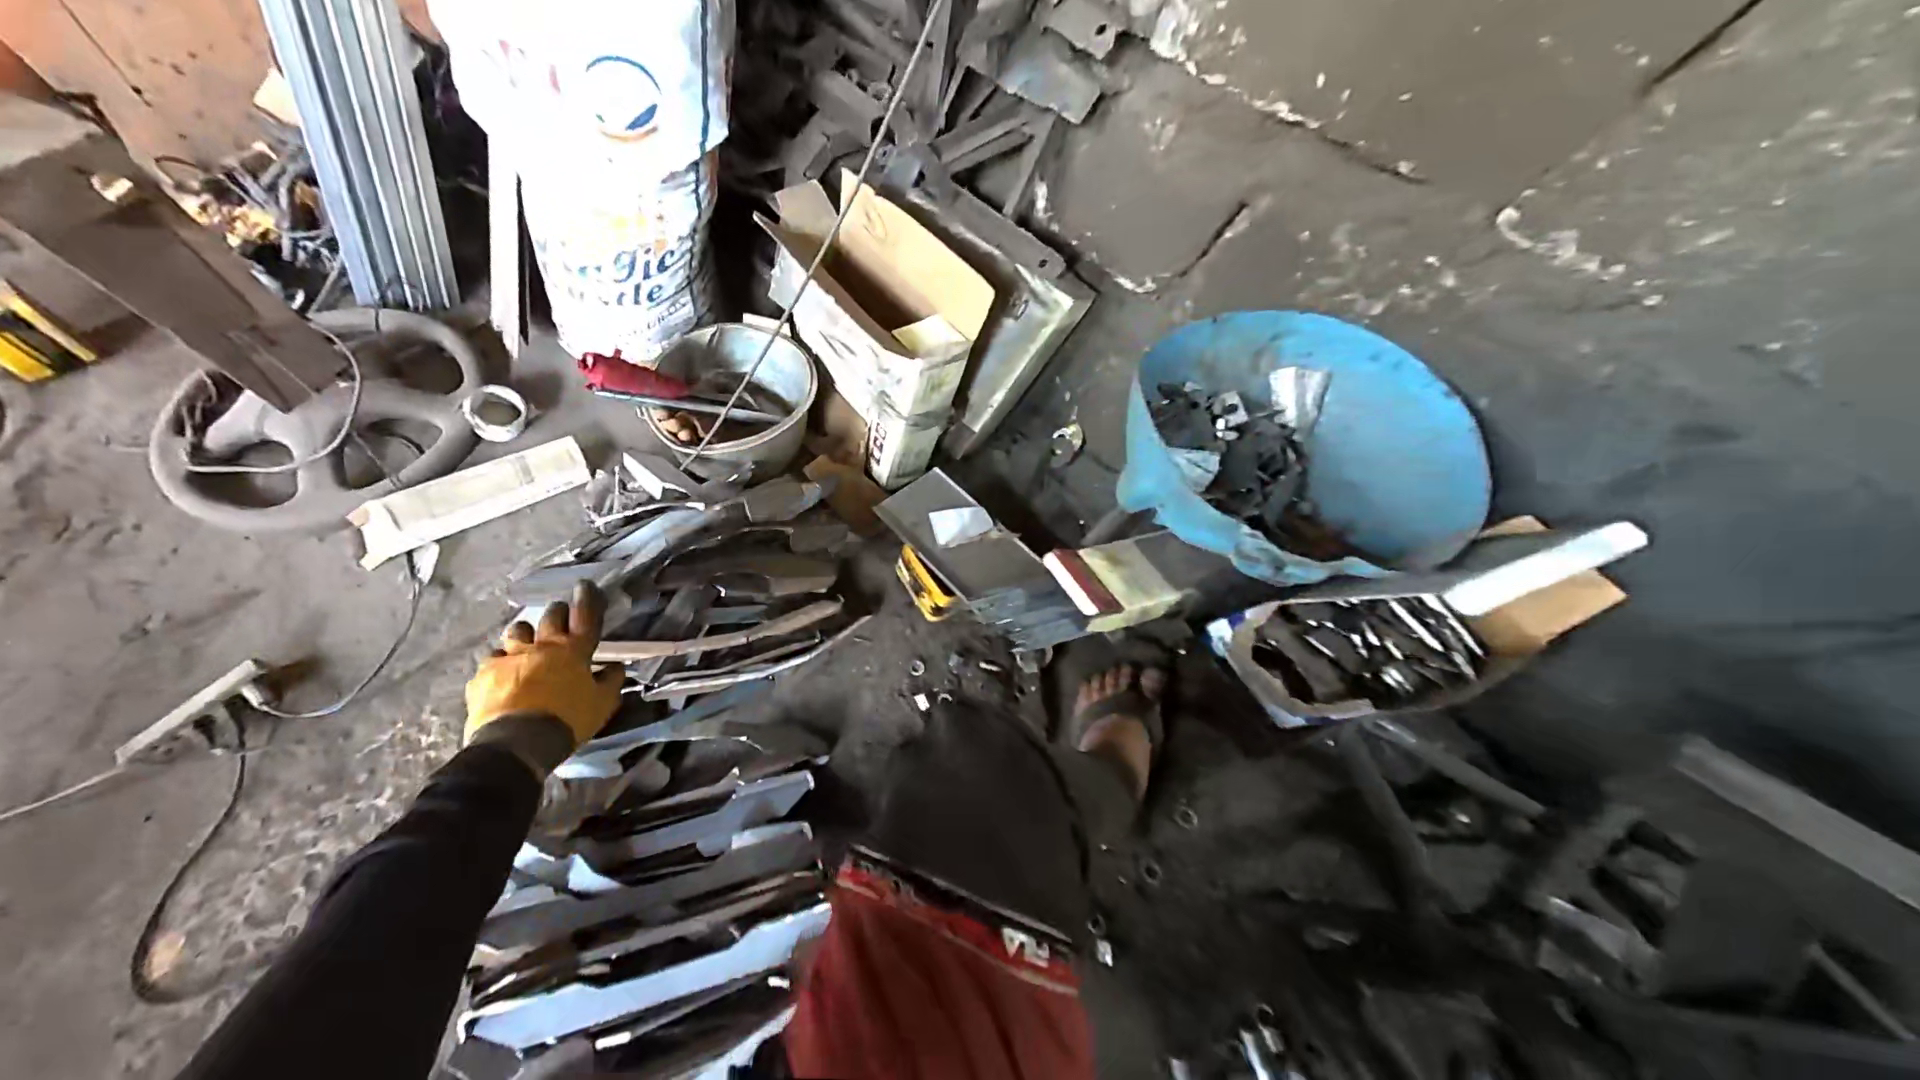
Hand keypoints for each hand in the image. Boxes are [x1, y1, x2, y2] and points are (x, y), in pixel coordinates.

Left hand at [465, 582, 624, 746]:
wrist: (518, 743)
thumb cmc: (568, 720)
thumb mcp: (602, 704)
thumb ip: (611, 681)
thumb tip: (616, 666)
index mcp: (572, 650)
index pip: (585, 617)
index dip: (587, 599)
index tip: (585, 586)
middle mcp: (540, 646)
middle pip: (549, 617)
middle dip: (556, 613)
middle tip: (559, 619)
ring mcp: (508, 658)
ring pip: (515, 632)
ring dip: (524, 635)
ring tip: (526, 644)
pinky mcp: (483, 675)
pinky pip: (491, 660)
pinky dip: (499, 663)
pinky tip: (502, 674)